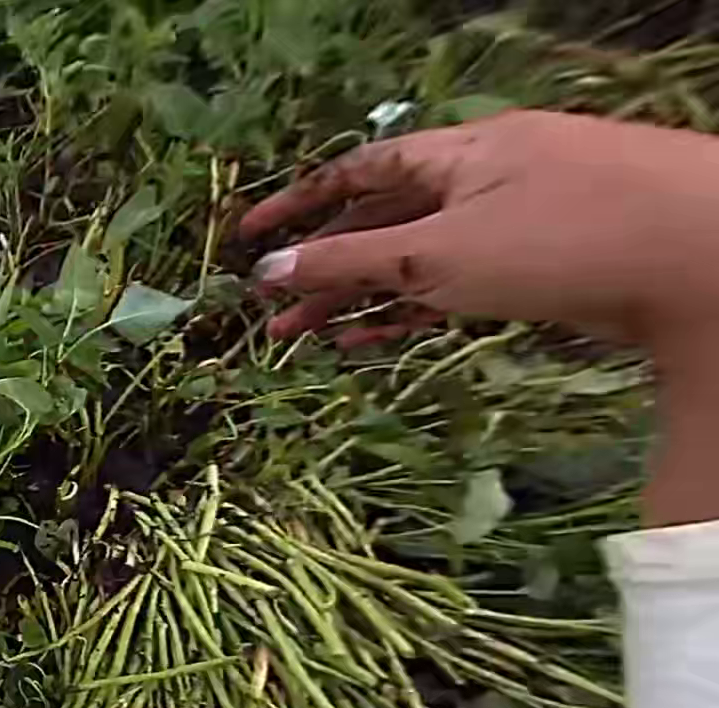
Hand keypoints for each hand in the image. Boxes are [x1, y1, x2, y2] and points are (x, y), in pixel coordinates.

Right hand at [243, 110, 718, 354]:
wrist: (717, 265)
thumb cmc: (561, 240)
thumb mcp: (429, 252)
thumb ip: (340, 260)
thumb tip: (268, 268)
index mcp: (465, 154)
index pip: (358, 170)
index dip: (297, 201)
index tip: (249, 234)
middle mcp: (485, 179)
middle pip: (375, 221)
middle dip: (315, 265)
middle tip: (267, 303)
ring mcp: (510, 221)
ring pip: (403, 259)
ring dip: (345, 297)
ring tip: (294, 333)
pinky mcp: (530, 262)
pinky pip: (441, 284)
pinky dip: (395, 310)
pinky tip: (358, 338)